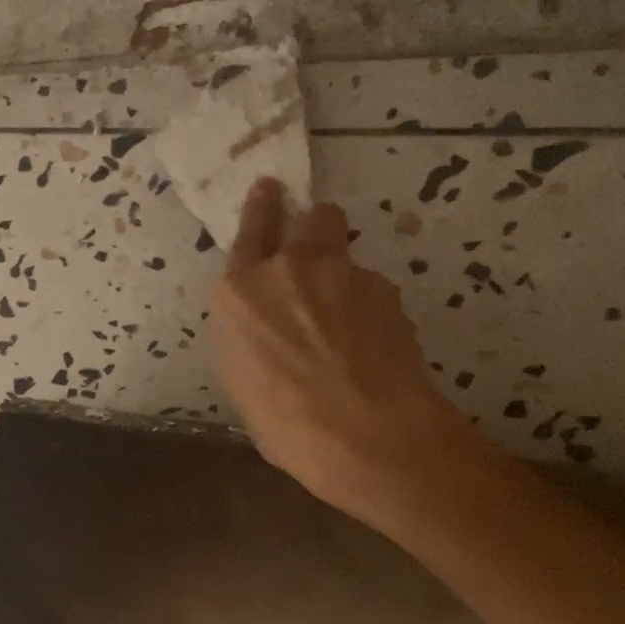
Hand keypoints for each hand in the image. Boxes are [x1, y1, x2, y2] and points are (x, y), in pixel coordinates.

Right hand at [212, 178, 494, 529]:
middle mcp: (289, 269)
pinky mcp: (387, 290)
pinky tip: (366, 344)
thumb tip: (268, 328)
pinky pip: (369, 287)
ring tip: (340, 323)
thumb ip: (248, 335)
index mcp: (238, 295)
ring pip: (343, 251)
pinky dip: (365, 306)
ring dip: (338, 273)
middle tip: (311, 259)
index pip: (248, 233)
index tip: (267, 190)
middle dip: (311, 230)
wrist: (364, 432)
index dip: (260, 210)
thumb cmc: (282, 423)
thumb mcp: (240, 380)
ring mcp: (344, 274)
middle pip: (310, 219)